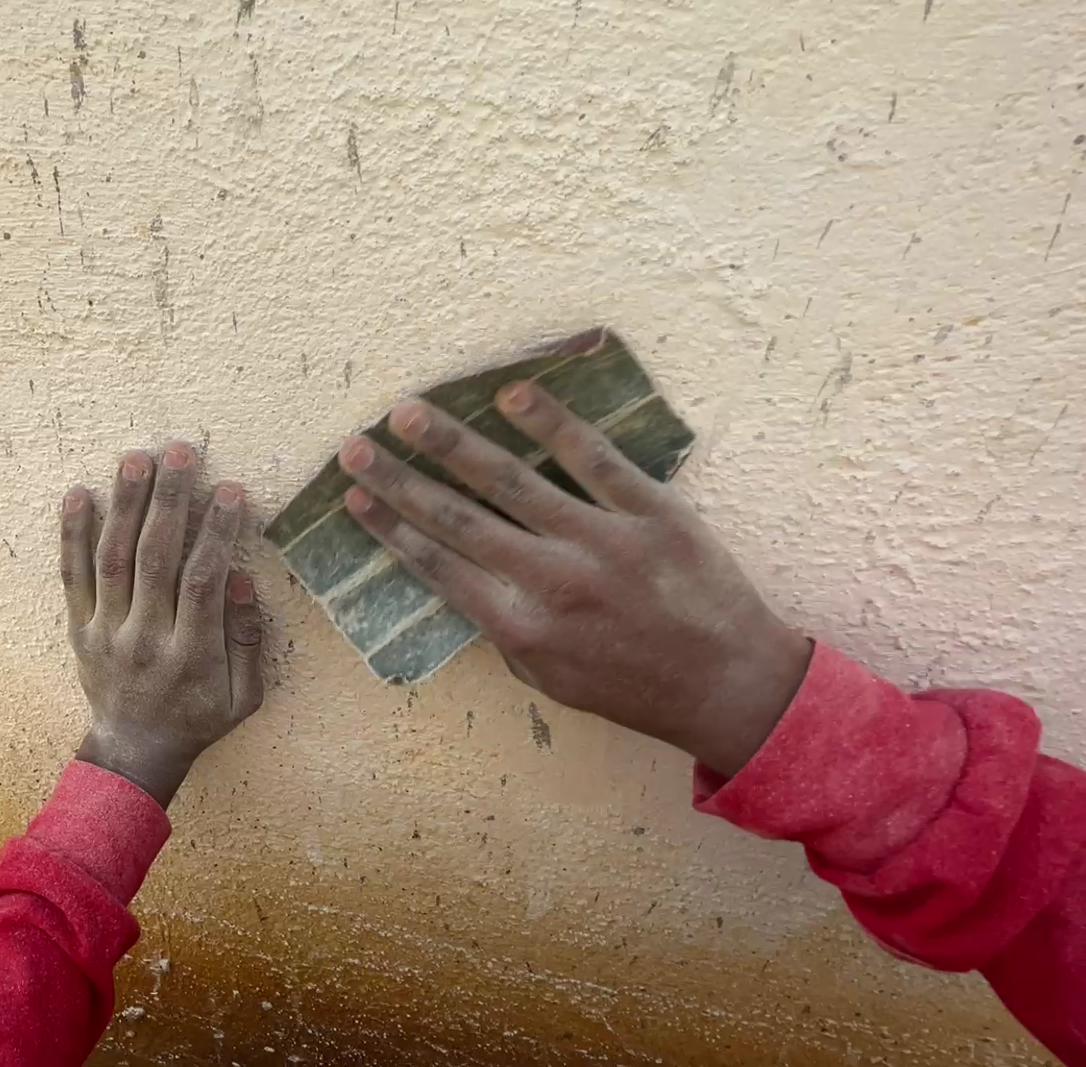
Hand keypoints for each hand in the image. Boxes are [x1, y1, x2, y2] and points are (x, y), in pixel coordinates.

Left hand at [59, 443, 265, 807]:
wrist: (134, 751)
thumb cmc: (197, 718)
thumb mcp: (244, 697)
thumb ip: (248, 639)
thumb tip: (239, 578)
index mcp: (190, 654)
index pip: (201, 580)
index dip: (216, 532)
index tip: (229, 489)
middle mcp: (144, 638)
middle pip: (154, 558)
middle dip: (169, 501)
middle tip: (179, 451)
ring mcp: (106, 632)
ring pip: (112, 559)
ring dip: (124, 505)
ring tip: (134, 459)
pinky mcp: (80, 629)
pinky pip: (72, 577)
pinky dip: (72, 536)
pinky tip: (77, 495)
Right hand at [337, 382, 811, 776]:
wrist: (733, 689)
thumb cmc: (627, 688)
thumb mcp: (543, 677)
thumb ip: (495, 628)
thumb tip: (455, 577)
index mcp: (519, 625)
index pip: (436, 565)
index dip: (388, 527)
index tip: (352, 496)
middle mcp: (551, 581)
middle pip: (456, 518)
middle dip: (398, 480)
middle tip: (356, 447)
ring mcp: (602, 542)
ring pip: (512, 482)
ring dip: (452, 444)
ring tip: (409, 413)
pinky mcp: (653, 513)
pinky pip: (596, 460)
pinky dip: (554, 425)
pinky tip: (513, 395)